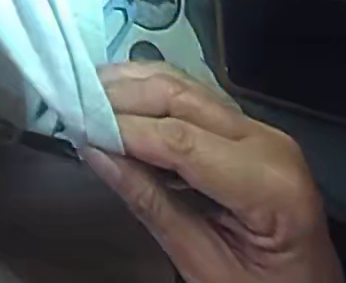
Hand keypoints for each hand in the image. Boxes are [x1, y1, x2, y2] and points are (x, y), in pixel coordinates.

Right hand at [85, 62, 341, 282]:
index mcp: (271, 184)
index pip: (182, 140)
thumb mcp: (207, 267)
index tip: (78, 127)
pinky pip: (187, 90)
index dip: (124, 128)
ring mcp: (256, 126)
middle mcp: (266, 140)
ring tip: (85, 91)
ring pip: (180, 82)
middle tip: (73, 102)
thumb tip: (94, 151)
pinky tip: (116, 95)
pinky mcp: (241, 124)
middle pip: (178, 97)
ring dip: (129, 82)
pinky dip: (146, 87)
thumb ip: (151, 205)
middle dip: (121, 96)